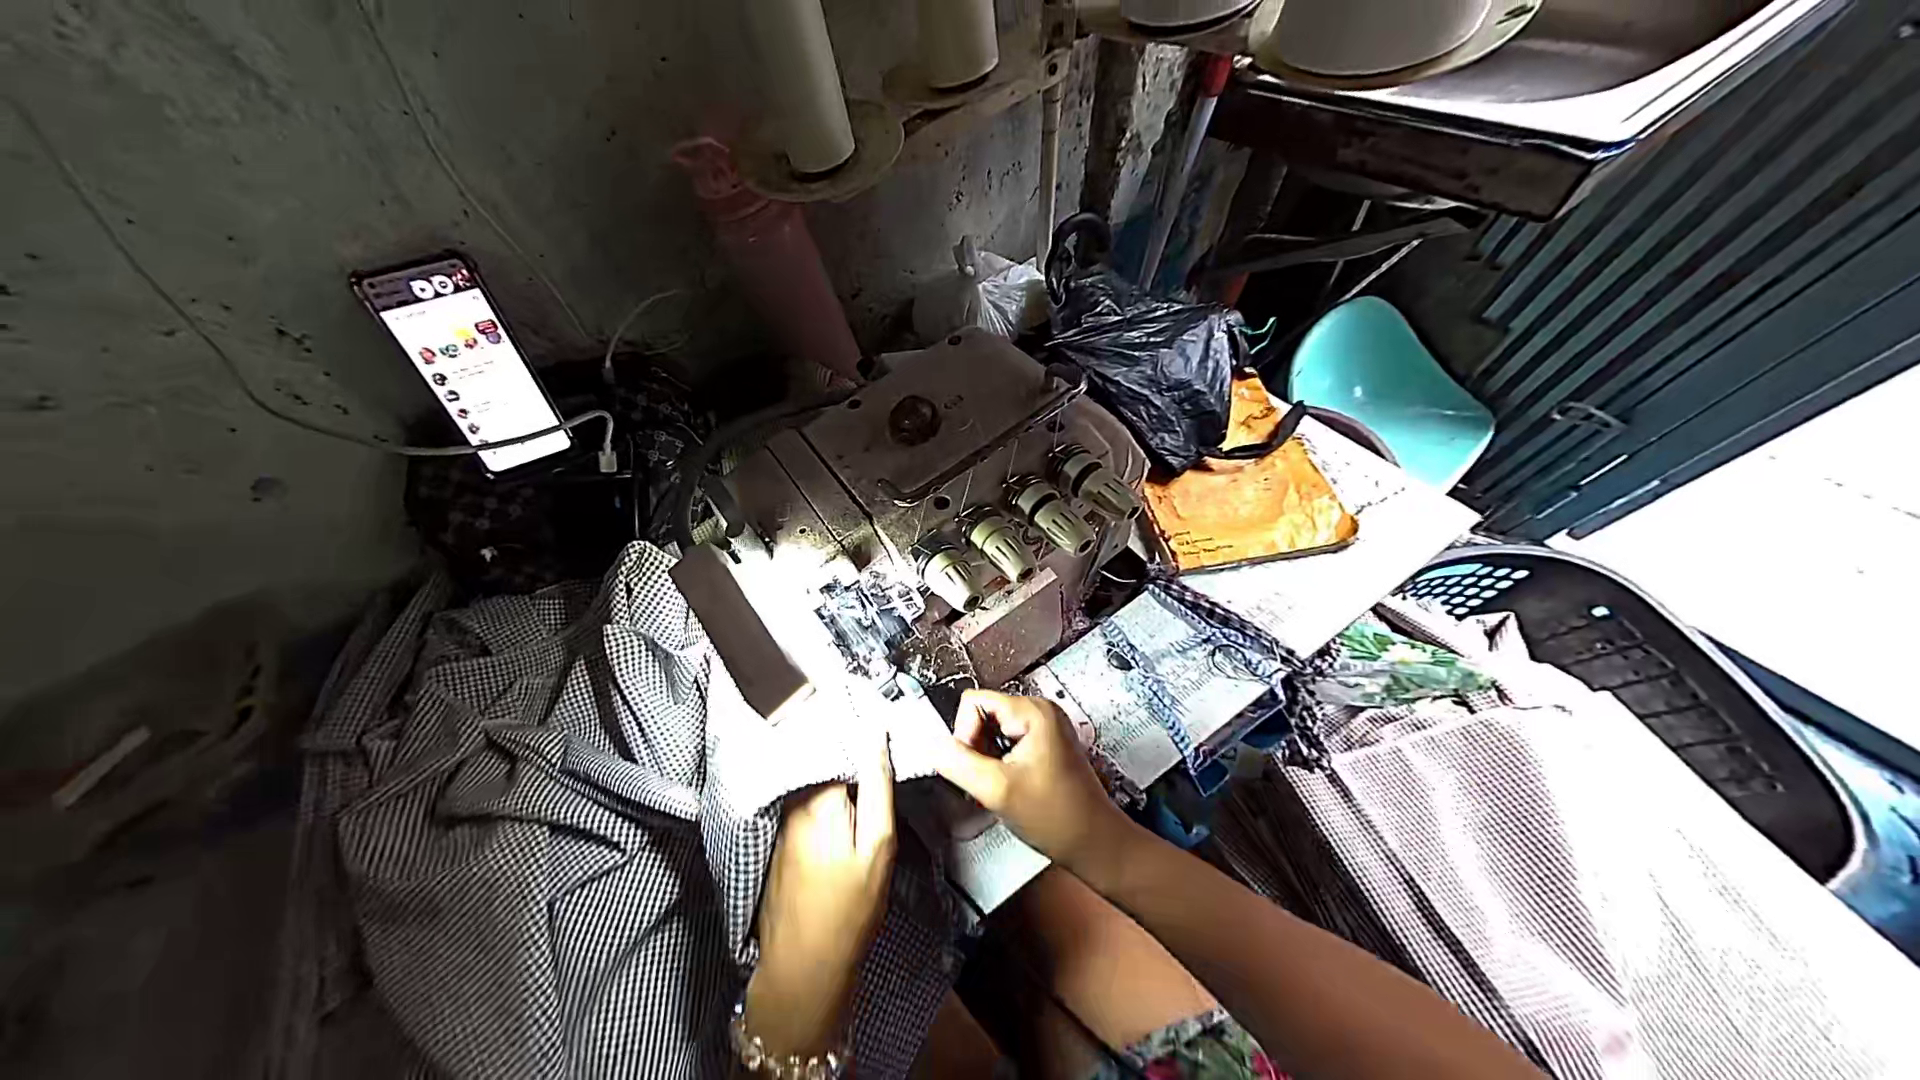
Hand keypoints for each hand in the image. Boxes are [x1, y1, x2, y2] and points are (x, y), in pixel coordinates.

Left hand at [745, 729, 895, 1058]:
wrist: (803, 968)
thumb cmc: (848, 910)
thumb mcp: (878, 846)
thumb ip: (877, 787)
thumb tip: (875, 737)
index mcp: (816, 800)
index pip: (830, 738)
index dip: (850, 717)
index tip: (867, 701)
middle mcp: (791, 804)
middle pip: (816, 752)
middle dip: (840, 732)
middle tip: (867, 718)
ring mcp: (781, 820)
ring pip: (810, 772)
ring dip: (831, 756)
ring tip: (858, 745)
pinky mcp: (780, 837)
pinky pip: (803, 794)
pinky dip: (822, 782)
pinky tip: (841, 786)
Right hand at [927, 690, 1132, 873]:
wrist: (1093, 843)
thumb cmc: (1059, 818)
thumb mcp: (997, 790)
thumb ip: (958, 763)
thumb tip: (932, 746)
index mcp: (1033, 711)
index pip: (973, 703)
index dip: (964, 735)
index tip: (976, 766)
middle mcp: (1040, 712)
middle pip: (981, 715)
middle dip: (976, 749)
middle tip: (989, 780)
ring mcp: (1043, 728)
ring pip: (990, 732)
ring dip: (986, 760)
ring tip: (1001, 786)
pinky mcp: (1043, 745)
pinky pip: (1005, 744)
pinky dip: (999, 765)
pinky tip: (1010, 786)